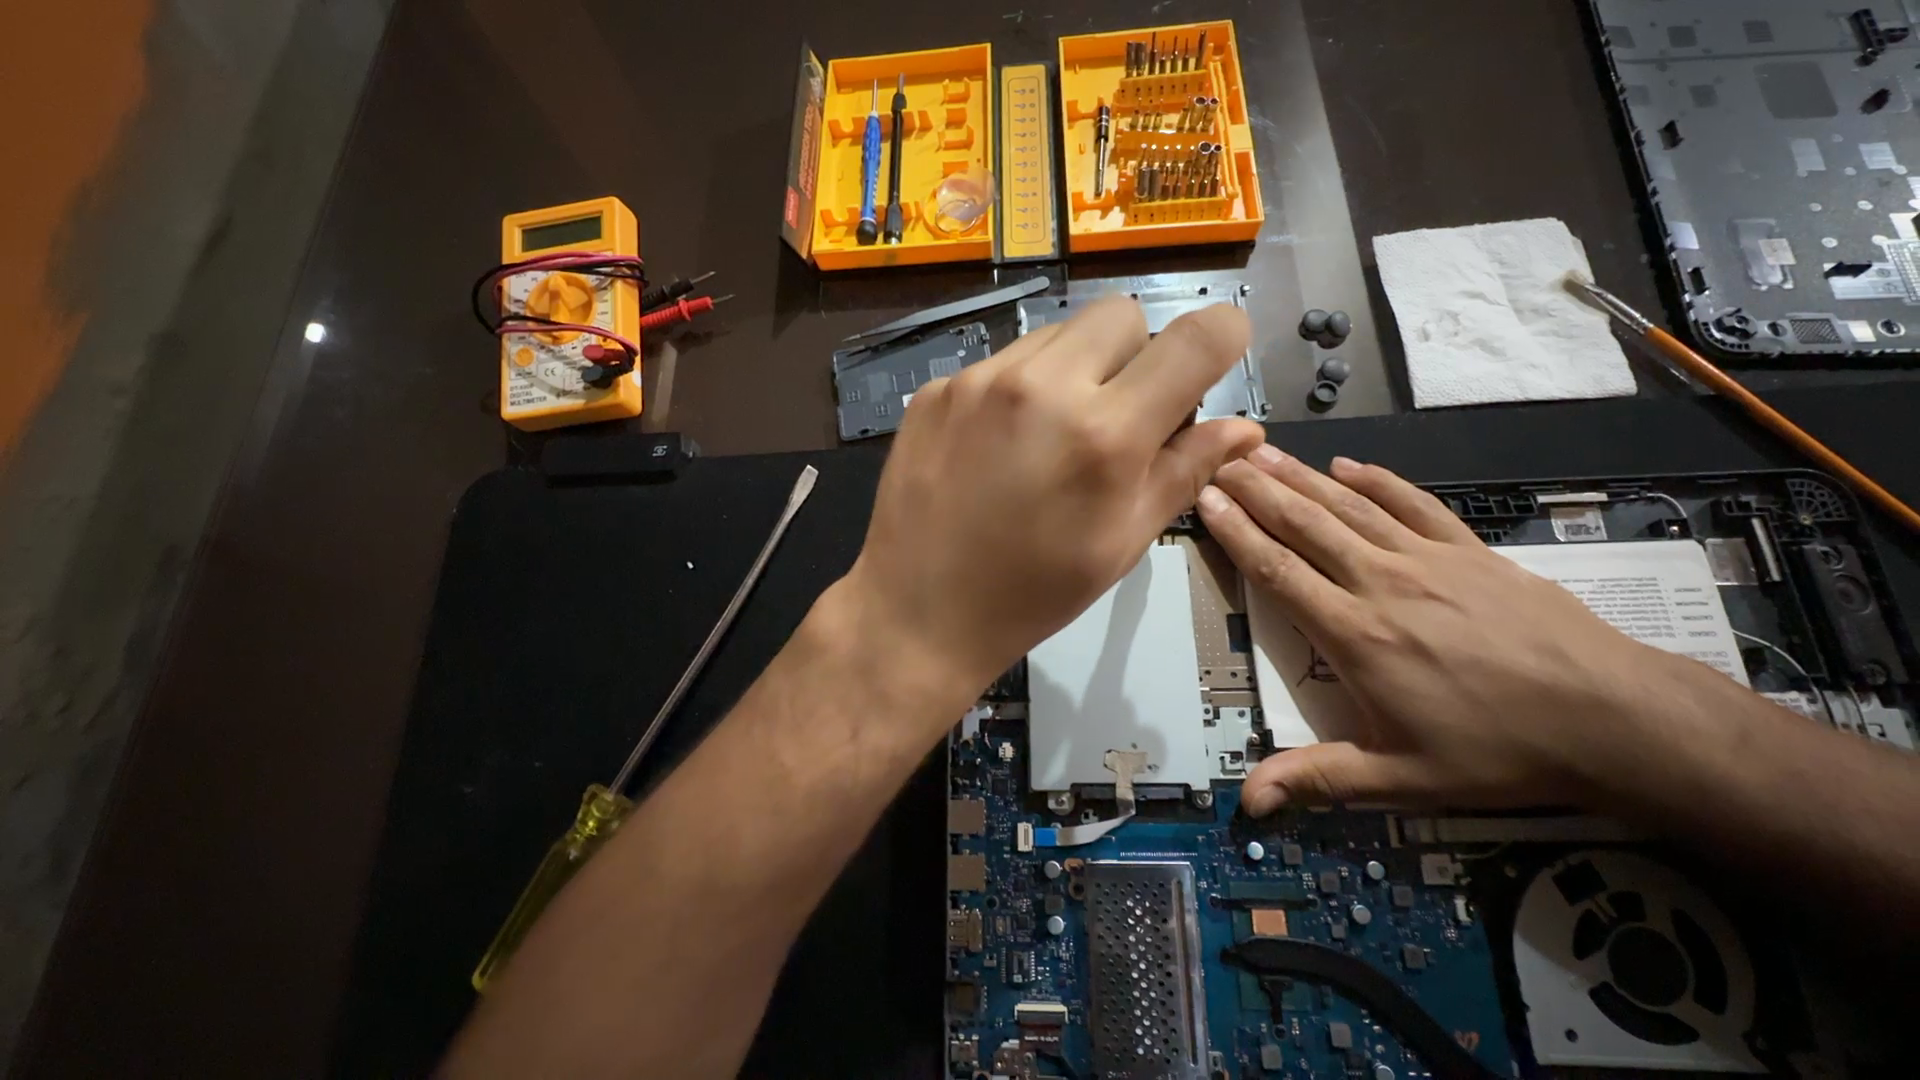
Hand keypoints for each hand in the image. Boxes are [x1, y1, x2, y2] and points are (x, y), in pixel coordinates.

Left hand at [843, 296, 1265, 717]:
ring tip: (1054, 431)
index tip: (1217, 356)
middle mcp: (1044, 386)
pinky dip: (1021, 386)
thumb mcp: (1123, 541)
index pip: (1194, 340)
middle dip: (1138, 353)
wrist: (920, 611)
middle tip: (1121, 412)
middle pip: (1121, 315)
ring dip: (1076, 367)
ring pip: (1058, 332)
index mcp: (1106, 434)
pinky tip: (1001, 442)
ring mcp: (981, 380)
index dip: (1223, 336)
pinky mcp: (937, 388)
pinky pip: (1002, 360)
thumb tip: (1246, 428)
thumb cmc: (1035, 590)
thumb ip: (1185, 470)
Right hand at [1198, 449, 1684, 813]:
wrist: (1611, 718)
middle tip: (1219, 461)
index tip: (1206, 500)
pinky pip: (1413, 503)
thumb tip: (1249, 802)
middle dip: (1256, 490)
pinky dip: (1377, 480)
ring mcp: (1429, 560)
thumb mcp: (1401, 780)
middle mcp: (1383, 584)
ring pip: (1350, 506)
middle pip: (1306, 524)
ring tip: (1263, 451)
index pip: (1279, 571)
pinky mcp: (1471, 551)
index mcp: (1356, 635)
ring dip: (1301, 476)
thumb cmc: (1499, 752)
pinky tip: (1348, 465)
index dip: (1236, 533)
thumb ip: (1319, 779)